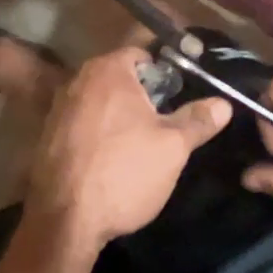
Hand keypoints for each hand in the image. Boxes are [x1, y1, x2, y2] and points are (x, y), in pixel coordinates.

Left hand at [27, 46, 232, 248]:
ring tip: (140, 143)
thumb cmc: (124, 172)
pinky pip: (82, 120)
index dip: (164, 72)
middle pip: (119, 75)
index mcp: (108, 69)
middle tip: (164, 122)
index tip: (179, 95)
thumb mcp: (172, 147)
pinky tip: (111, 157)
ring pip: (100, 99)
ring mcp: (60, 105)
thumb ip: (197, 120)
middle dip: (142, 94)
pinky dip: (98, 131)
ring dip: (119, 114)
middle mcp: (79, 78)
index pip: (141, 53)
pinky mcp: (49, 132)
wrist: (65, 218)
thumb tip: (223, 102)